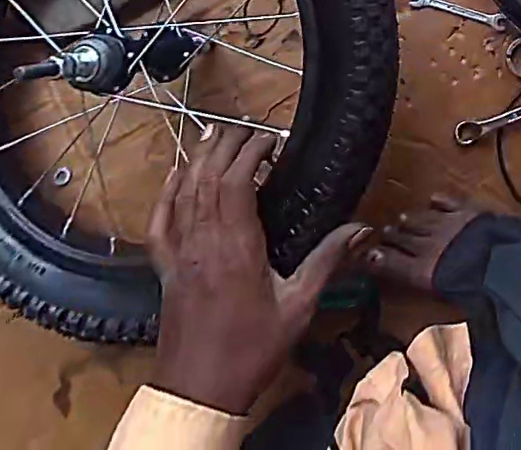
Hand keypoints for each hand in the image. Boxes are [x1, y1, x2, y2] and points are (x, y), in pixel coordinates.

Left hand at [147, 125, 369, 414]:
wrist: (198, 392)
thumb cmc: (251, 350)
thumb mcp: (299, 306)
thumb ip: (327, 261)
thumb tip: (360, 229)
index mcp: (237, 245)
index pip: (236, 180)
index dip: (251, 151)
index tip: (272, 140)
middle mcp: (205, 240)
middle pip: (208, 175)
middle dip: (227, 144)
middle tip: (248, 129)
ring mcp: (181, 251)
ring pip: (185, 190)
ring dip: (199, 157)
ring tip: (216, 133)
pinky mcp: (166, 265)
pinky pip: (160, 220)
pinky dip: (166, 191)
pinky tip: (175, 173)